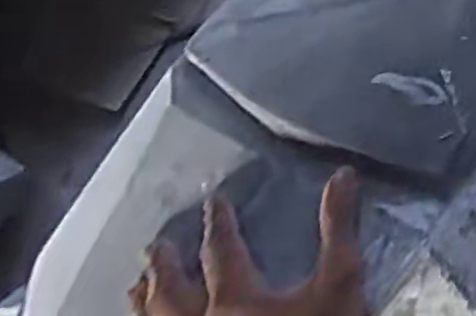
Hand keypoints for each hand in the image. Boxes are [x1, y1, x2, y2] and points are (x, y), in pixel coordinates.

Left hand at [130, 167, 364, 315]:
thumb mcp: (341, 283)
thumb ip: (338, 227)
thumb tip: (341, 173)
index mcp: (236, 302)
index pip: (221, 253)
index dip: (218, 224)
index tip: (213, 203)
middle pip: (172, 297)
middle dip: (164, 268)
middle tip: (154, 246)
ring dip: (145, 309)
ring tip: (134, 291)